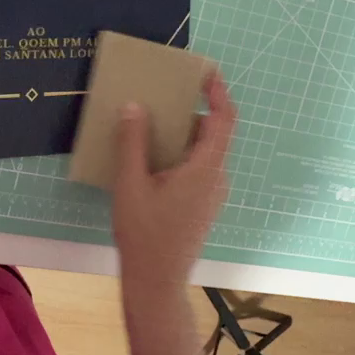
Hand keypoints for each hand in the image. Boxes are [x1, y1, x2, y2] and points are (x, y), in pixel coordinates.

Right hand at [111, 72, 236, 291]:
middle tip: (161, 96)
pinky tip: (150, 159)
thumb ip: (133, 143)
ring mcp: (212, 194)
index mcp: (205, 168)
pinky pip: (197, 169)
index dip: (218, 92)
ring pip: (203, 153)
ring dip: (181, 135)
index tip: (205, 72)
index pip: (224, 120)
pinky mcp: (202, 206)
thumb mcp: (131, 184)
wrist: (156, 282)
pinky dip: (179, 155)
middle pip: (212, 134)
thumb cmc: (144, 233)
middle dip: (189, 112)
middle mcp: (217, 178)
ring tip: (149, 124)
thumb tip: (134, 106)